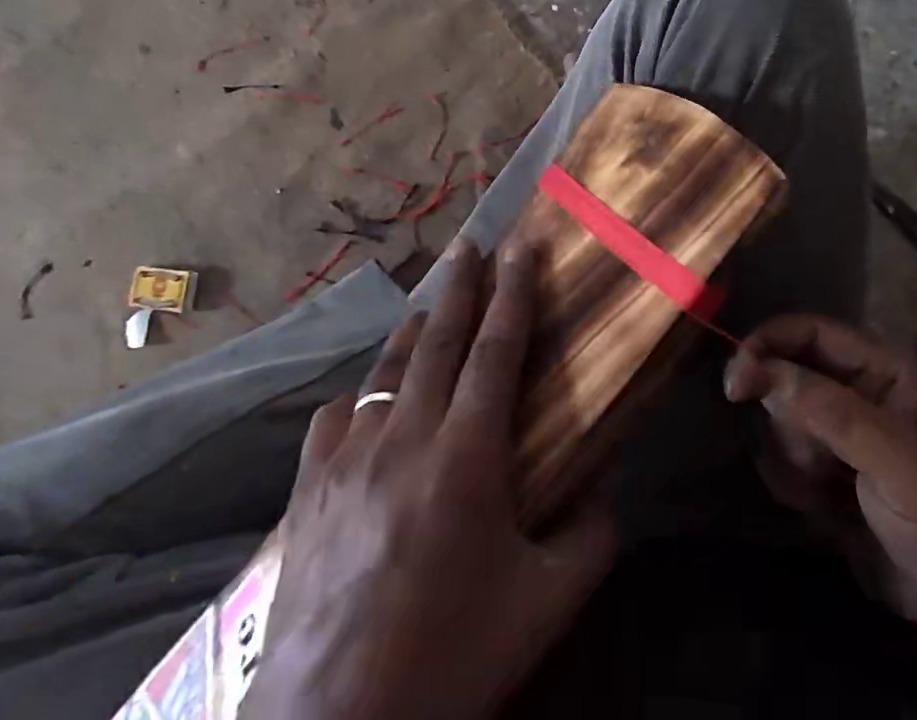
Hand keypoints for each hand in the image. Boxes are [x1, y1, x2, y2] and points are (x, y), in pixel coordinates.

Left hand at [243, 241, 615, 719]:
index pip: (496, 352)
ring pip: (386, 368)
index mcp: (466, 456)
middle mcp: (403, 435)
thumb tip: (609, 489)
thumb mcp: (545, 603)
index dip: (514, 293)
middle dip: (459, 285)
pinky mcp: (308, 480)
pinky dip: (365, 393)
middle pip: (436, 339)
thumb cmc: (452, 653)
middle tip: (472, 244)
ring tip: (431, 300)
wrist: (338, 712)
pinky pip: (339, 414)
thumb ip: (589, 536)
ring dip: (414, 327)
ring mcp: (347, 453)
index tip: (521, 247)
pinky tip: (372, 398)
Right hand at [723, 315, 916, 631]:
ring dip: (791, 459)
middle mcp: (853, 394)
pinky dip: (790, 484)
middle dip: (785, 420)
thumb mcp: (903, 464)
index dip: (766, 344)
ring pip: (775, 422)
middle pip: (782, 376)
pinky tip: (823, 511)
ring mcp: (836, 436)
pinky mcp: (822, 474)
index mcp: (882, 372)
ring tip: (828, 494)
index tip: (736, 382)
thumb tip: (762, 370)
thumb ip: (834, 412)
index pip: (808, 332)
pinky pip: (778, 460)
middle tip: (811, 462)